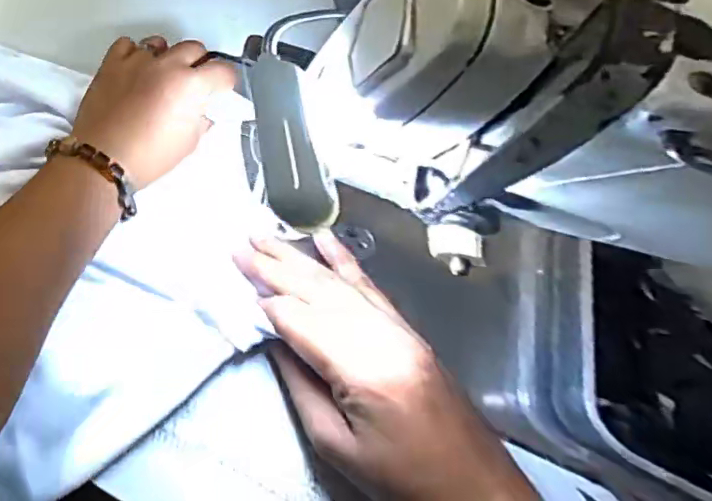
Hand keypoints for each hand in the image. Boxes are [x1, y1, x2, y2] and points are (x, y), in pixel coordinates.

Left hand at [70, 36, 237, 187]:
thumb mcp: (187, 144)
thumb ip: (200, 121)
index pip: (222, 70)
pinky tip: (133, 69)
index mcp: (189, 85)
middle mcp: (166, 65)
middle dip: (198, 63)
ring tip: (160, 74)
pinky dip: (133, 53)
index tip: (221, 87)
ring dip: (165, 55)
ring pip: (159, 43)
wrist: (102, 158)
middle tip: (192, 81)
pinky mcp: (112, 62)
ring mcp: (137, 60)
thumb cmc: (148, 157)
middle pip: (194, 48)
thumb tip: (202, 112)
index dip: (226, 80)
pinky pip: (127, 44)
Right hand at [238, 232, 538, 500]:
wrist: (474, 488)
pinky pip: (368, 285)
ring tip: (266, 236)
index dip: (267, 304)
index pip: (301, 321)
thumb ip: (300, 385)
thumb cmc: (403, 480)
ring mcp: (396, 327)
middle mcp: (380, 336)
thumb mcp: (338, 446)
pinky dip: (343, 259)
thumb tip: (273, 339)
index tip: (237, 284)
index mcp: (363, 369)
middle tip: (240, 245)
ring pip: (337, 282)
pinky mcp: (406, 328)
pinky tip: (323, 238)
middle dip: (273, 266)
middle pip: (316, 291)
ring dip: (298, 257)